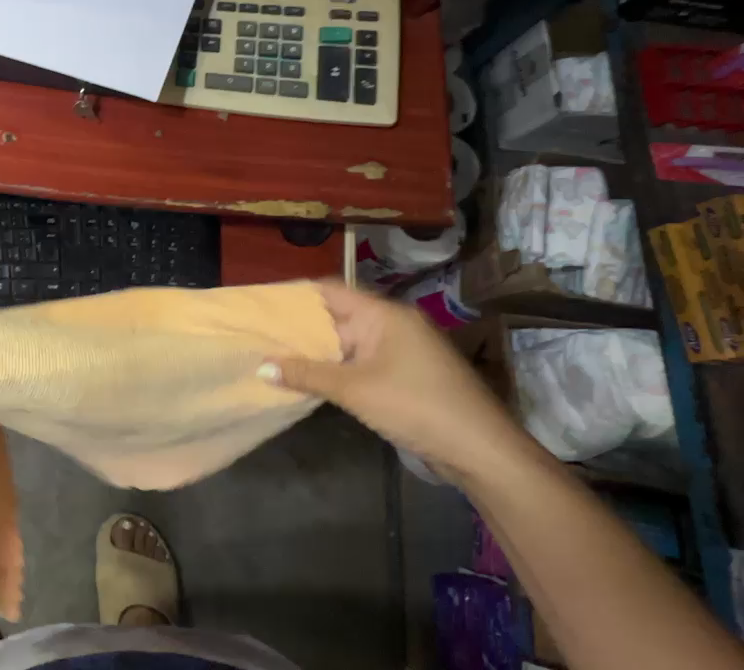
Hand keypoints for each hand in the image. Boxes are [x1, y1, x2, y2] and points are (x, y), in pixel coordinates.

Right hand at [261, 281, 536, 484]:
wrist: (484, 453)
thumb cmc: (417, 406)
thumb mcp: (353, 390)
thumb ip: (305, 374)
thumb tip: (260, 367)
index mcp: (384, 315)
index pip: (328, 290)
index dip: (293, 295)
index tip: (259, 307)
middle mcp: (394, 325)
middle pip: (336, 316)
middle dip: (299, 327)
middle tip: (259, 335)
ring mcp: (403, 350)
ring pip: (347, 342)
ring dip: (316, 351)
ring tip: (274, 357)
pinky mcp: (407, 374)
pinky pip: (360, 360)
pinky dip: (335, 366)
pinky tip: (310, 378)